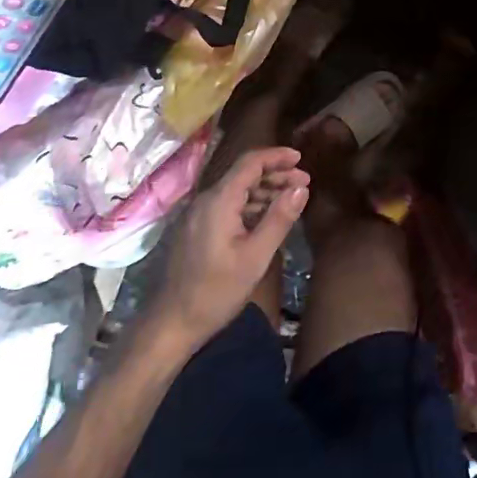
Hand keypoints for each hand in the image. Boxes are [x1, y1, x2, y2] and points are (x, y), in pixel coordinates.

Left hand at [150, 148, 307, 350]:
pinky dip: (251, 204)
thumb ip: (279, 218)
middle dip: (275, 173)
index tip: (301, 158)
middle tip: (304, 182)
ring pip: (236, 189)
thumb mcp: (256, 257)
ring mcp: (199, 213)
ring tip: (291, 198)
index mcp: (219, 200)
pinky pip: (228, 204)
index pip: (250, 162)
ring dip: (265, 189)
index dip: (276, 156)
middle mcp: (206, 199)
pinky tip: (268, 216)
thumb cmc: (216, 291)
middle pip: (244, 173)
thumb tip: (301, 189)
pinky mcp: (198, 227)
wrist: (172, 322)